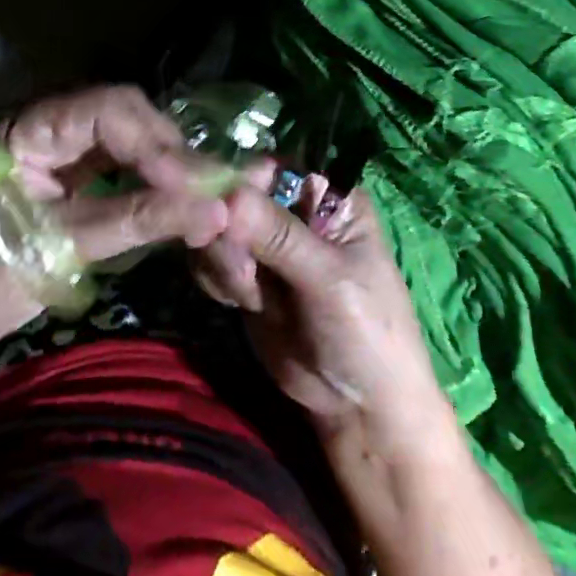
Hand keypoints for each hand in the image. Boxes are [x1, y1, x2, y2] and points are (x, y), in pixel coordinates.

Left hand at [0, 86, 228, 370]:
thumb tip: (214, 211)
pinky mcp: (69, 173)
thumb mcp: (53, 251)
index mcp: (19, 128)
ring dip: (172, 168)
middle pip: (125, 117)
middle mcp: (41, 123)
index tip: (197, 188)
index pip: (103, 110)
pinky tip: (183, 203)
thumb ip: (133, 223)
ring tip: (210, 200)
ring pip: (131, 139)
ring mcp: (56, 147)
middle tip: (216, 195)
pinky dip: (156, 184)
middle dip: (173, 154)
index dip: (156, 143)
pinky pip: (123, 165)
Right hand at [194, 171, 449, 436]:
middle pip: (233, 193)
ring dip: (221, 260)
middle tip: (243, 273)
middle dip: (226, 230)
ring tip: (249, 296)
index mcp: (327, 196)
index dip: (239, 179)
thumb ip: (278, 237)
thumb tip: (230, 195)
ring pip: (214, 226)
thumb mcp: (328, 280)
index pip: (271, 166)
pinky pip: (209, 258)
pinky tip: (239, 303)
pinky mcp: (243, 274)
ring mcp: (264, 243)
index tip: (220, 210)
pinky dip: (215, 279)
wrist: (357, 408)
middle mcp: (293, 210)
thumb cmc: (366, 334)